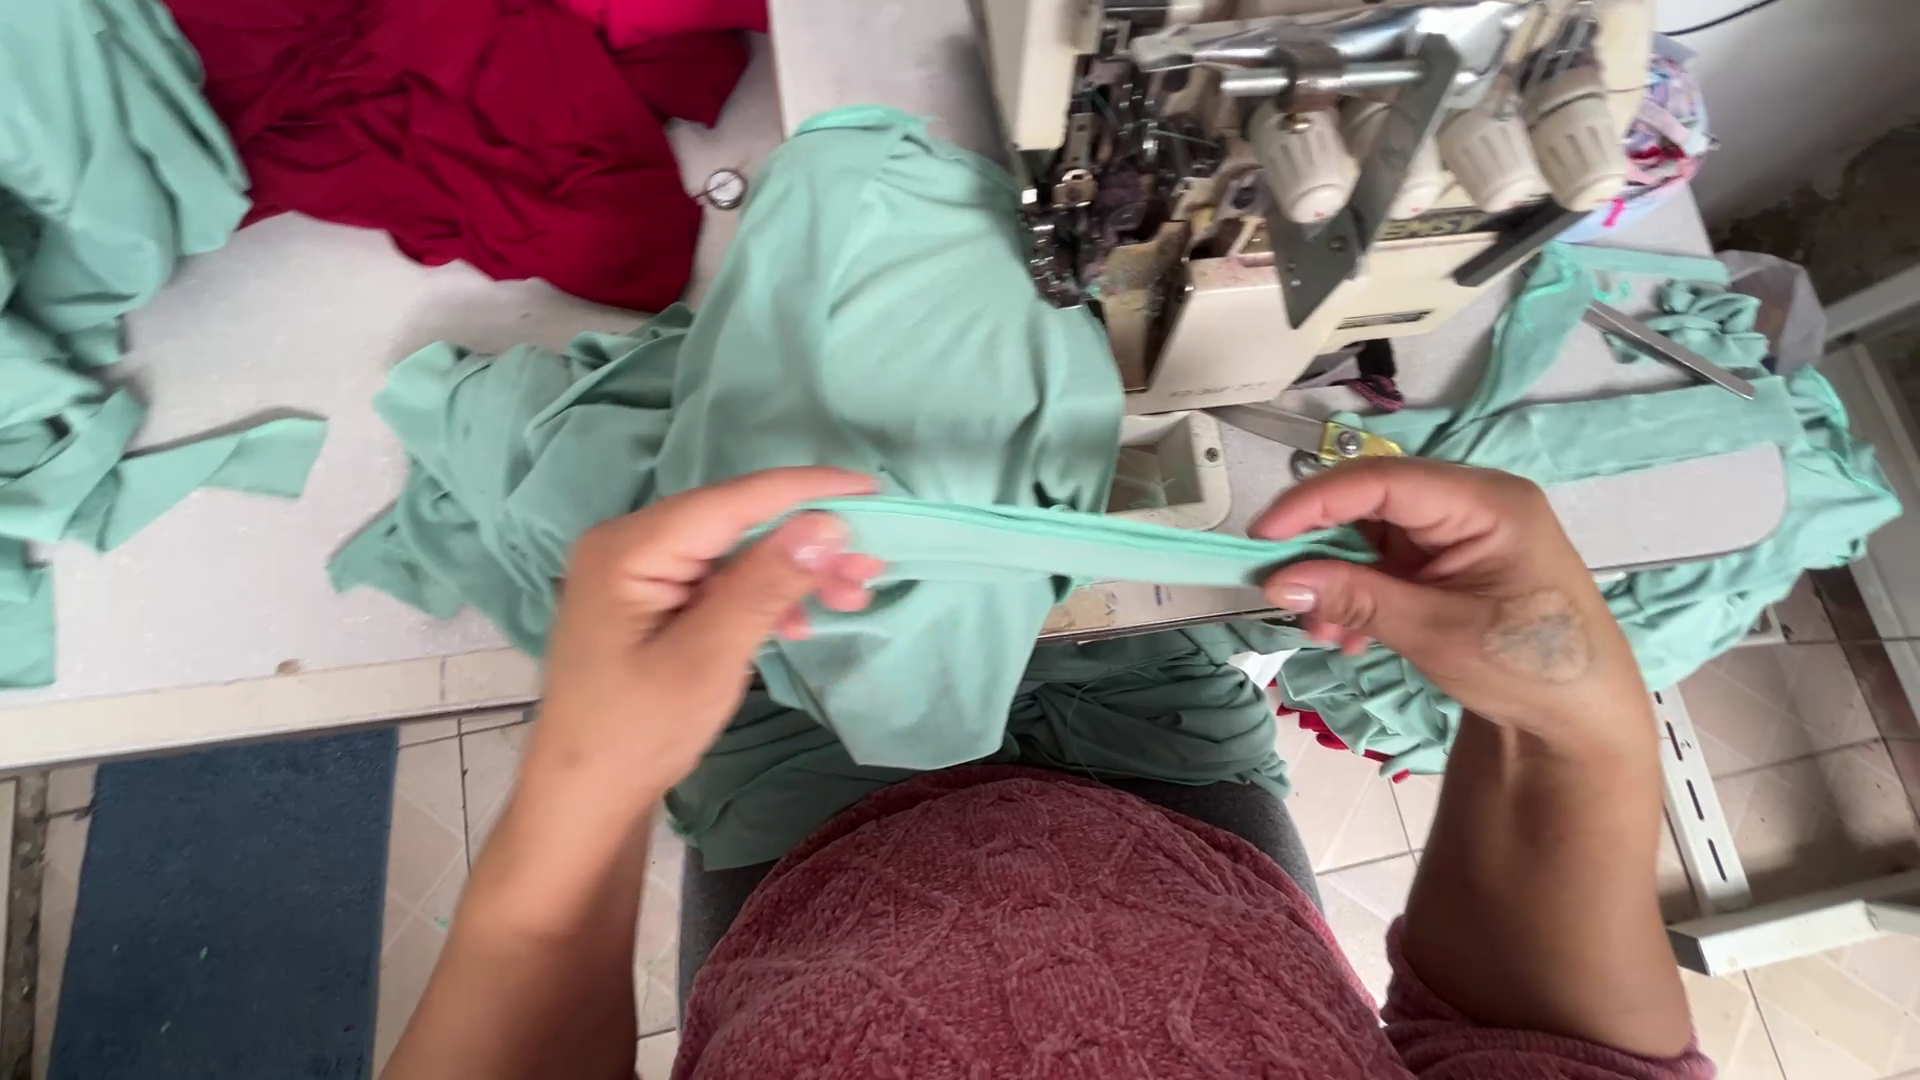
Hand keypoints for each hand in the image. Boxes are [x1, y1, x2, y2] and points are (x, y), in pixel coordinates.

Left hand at [530, 468, 882, 813]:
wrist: (588, 796)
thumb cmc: (640, 730)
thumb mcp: (710, 656)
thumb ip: (766, 584)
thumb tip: (826, 526)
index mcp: (631, 547)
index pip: (734, 500)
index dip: (807, 490)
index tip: (871, 488)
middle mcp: (635, 543)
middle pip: (742, 523)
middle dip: (810, 541)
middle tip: (870, 565)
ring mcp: (646, 571)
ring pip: (742, 551)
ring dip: (799, 572)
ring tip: (853, 595)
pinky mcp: (661, 597)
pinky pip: (728, 579)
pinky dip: (771, 595)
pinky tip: (802, 622)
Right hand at [1251, 459, 1647, 740]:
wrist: (1576, 720)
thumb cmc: (1529, 669)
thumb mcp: (1437, 633)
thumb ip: (1355, 599)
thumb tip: (1275, 582)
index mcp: (1485, 503)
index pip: (1381, 480)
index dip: (1313, 501)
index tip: (1261, 535)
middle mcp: (1464, 504)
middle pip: (1365, 502)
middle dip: (1318, 546)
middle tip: (1279, 585)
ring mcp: (1447, 533)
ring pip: (1360, 535)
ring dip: (1330, 578)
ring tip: (1322, 629)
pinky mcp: (1434, 560)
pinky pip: (1371, 562)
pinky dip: (1347, 594)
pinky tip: (1345, 634)